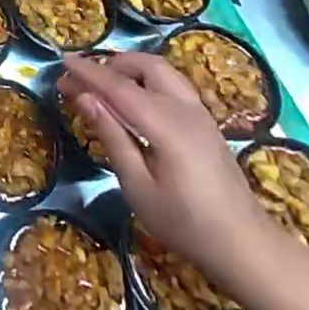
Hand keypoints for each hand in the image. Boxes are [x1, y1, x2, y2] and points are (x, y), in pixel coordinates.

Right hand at [59, 52, 277, 286]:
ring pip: (161, 70)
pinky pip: (171, 84)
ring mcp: (200, 113)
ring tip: (103, 84)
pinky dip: (145, 79)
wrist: (246, 246)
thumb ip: (112, 136)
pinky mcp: (206, 122)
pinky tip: (132, 99)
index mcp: (166, 125)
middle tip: (81, 79)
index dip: (88, 72)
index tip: (63, 62)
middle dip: (110, 64)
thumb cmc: (185, 224)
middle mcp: (185, 109)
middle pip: (144, 65)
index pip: (119, 86)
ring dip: (129, 69)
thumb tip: (85, 98)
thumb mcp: (138, 186)